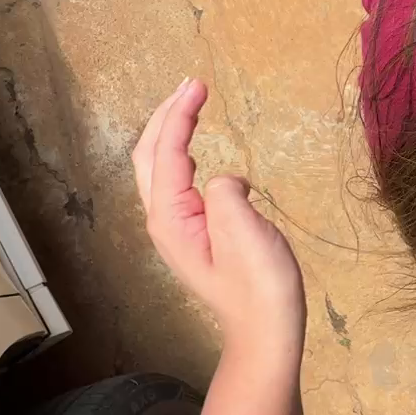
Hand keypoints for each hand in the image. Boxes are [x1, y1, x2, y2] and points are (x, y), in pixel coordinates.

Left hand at [132, 78, 305, 357]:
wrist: (265, 329)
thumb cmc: (259, 286)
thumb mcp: (245, 234)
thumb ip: (225, 194)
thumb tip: (224, 181)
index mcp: (172, 218)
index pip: (167, 153)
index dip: (179, 114)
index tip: (199, 84)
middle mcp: (165, 220)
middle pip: (150, 156)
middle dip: (166, 115)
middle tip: (192, 85)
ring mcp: (178, 229)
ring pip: (162, 169)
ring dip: (173, 133)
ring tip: (192, 105)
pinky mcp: (196, 234)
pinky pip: (181, 185)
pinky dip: (186, 156)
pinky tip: (203, 154)